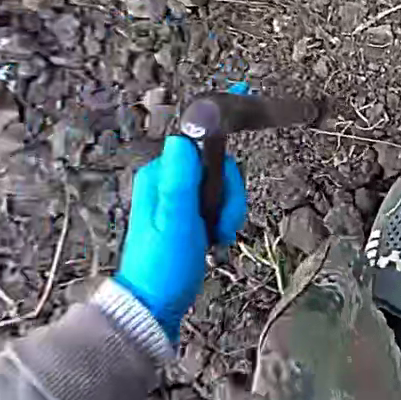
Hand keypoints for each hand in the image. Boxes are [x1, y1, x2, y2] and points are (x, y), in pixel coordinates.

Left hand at [115, 135, 245, 339]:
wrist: (156, 304)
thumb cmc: (163, 264)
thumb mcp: (174, 221)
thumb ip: (179, 180)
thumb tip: (180, 138)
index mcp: (160, 177)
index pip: (200, 143)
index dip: (220, 137)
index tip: (244, 95)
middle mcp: (169, 182)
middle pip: (218, 166)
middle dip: (230, 192)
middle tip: (222, 219)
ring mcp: (181, 198)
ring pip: (224, 185)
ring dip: (230, 209)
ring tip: (218, 233)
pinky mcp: (192, 213)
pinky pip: (222, 202)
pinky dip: (227, 217)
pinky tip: (218, 235)